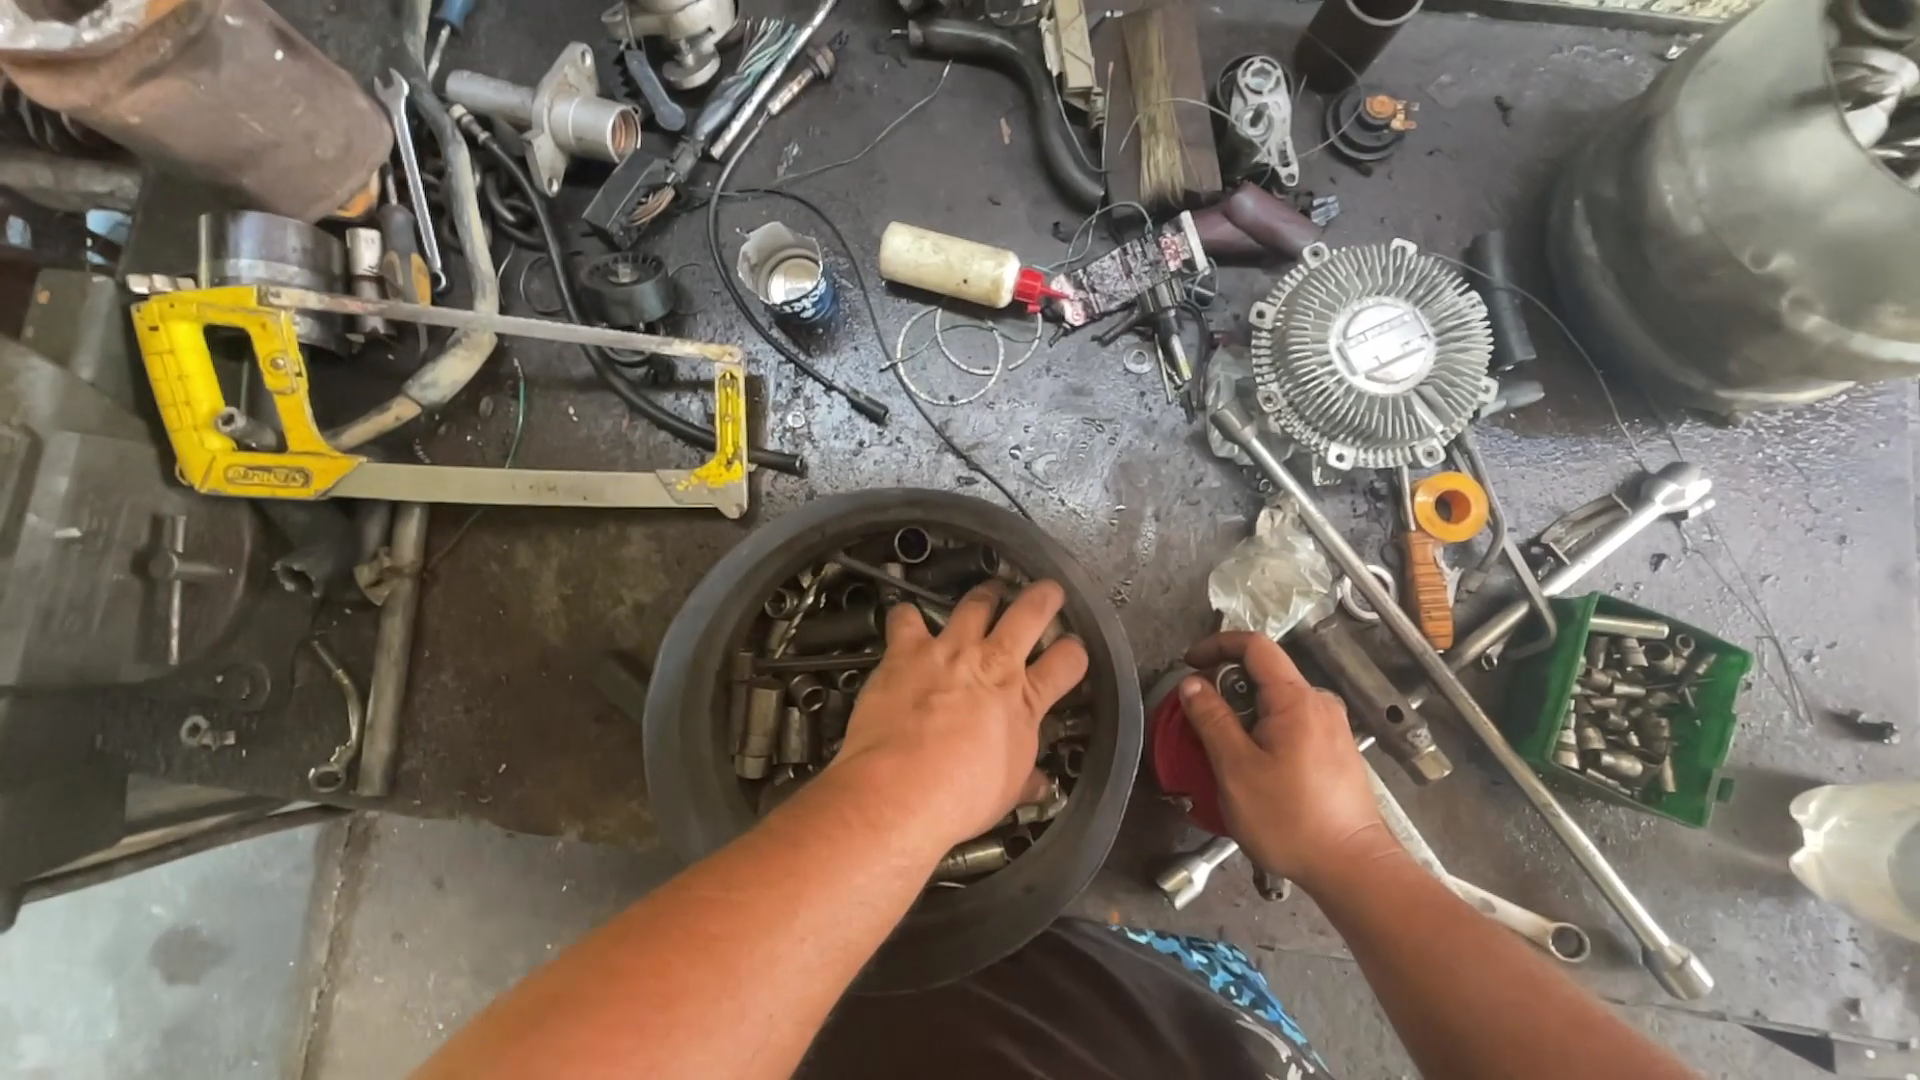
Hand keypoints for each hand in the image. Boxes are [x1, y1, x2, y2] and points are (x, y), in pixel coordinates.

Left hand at [829, 580, 1089, 849]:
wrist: (902, 789)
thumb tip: (1039, 785)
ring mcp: (949, 651)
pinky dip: (907, 616)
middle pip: (1030, 612)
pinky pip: (907, 617)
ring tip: (989, 592)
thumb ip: (1025, 779)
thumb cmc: (959, 796)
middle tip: (1048, 591)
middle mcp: (992, 663)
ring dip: (985, 595)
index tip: (1071, 651)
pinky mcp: (907, 650)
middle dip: (1044, 596)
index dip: (1074, 653)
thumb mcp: (1007, 793)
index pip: (1067, 662)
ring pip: (976, 603)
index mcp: (1024, 699)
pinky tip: (906, 618)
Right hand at [1178, 632, 1399, 892]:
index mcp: (1297, 700)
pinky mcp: (1337, 752)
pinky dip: (1264, 732)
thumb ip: (1212, 719)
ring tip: (1222, 752)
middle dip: (1226, 689)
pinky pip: (1292, 725)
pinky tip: (1254, 769)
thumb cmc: (1290, 819)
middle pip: (1265, 676)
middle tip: (1199, 720)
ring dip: (1244, 715)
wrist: (1353, 869)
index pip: (1255, 646)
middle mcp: (1320, 704)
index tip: (1190, 664)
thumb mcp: (1236, 769)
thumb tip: (1192, 684)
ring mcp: (1333, 729)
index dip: (1217, 645)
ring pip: (1277, 703)